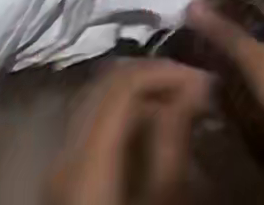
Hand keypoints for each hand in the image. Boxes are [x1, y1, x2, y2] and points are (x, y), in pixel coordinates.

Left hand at [46, 59, 211, 204]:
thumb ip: (175, 137)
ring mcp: (60, 164)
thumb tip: (195, 84)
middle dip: (155, 76)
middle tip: (196, 88)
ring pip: (100, 98)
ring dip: (142, 92)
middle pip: (108, 83)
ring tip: (180, 105)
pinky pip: (95, 122)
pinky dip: (127, 113)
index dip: (167, 71)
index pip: (124, 81)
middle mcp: (65, 151)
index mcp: (86, 157)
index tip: (204, 81)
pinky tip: (154, 129)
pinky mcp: (65, 177)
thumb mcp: (164, 201)